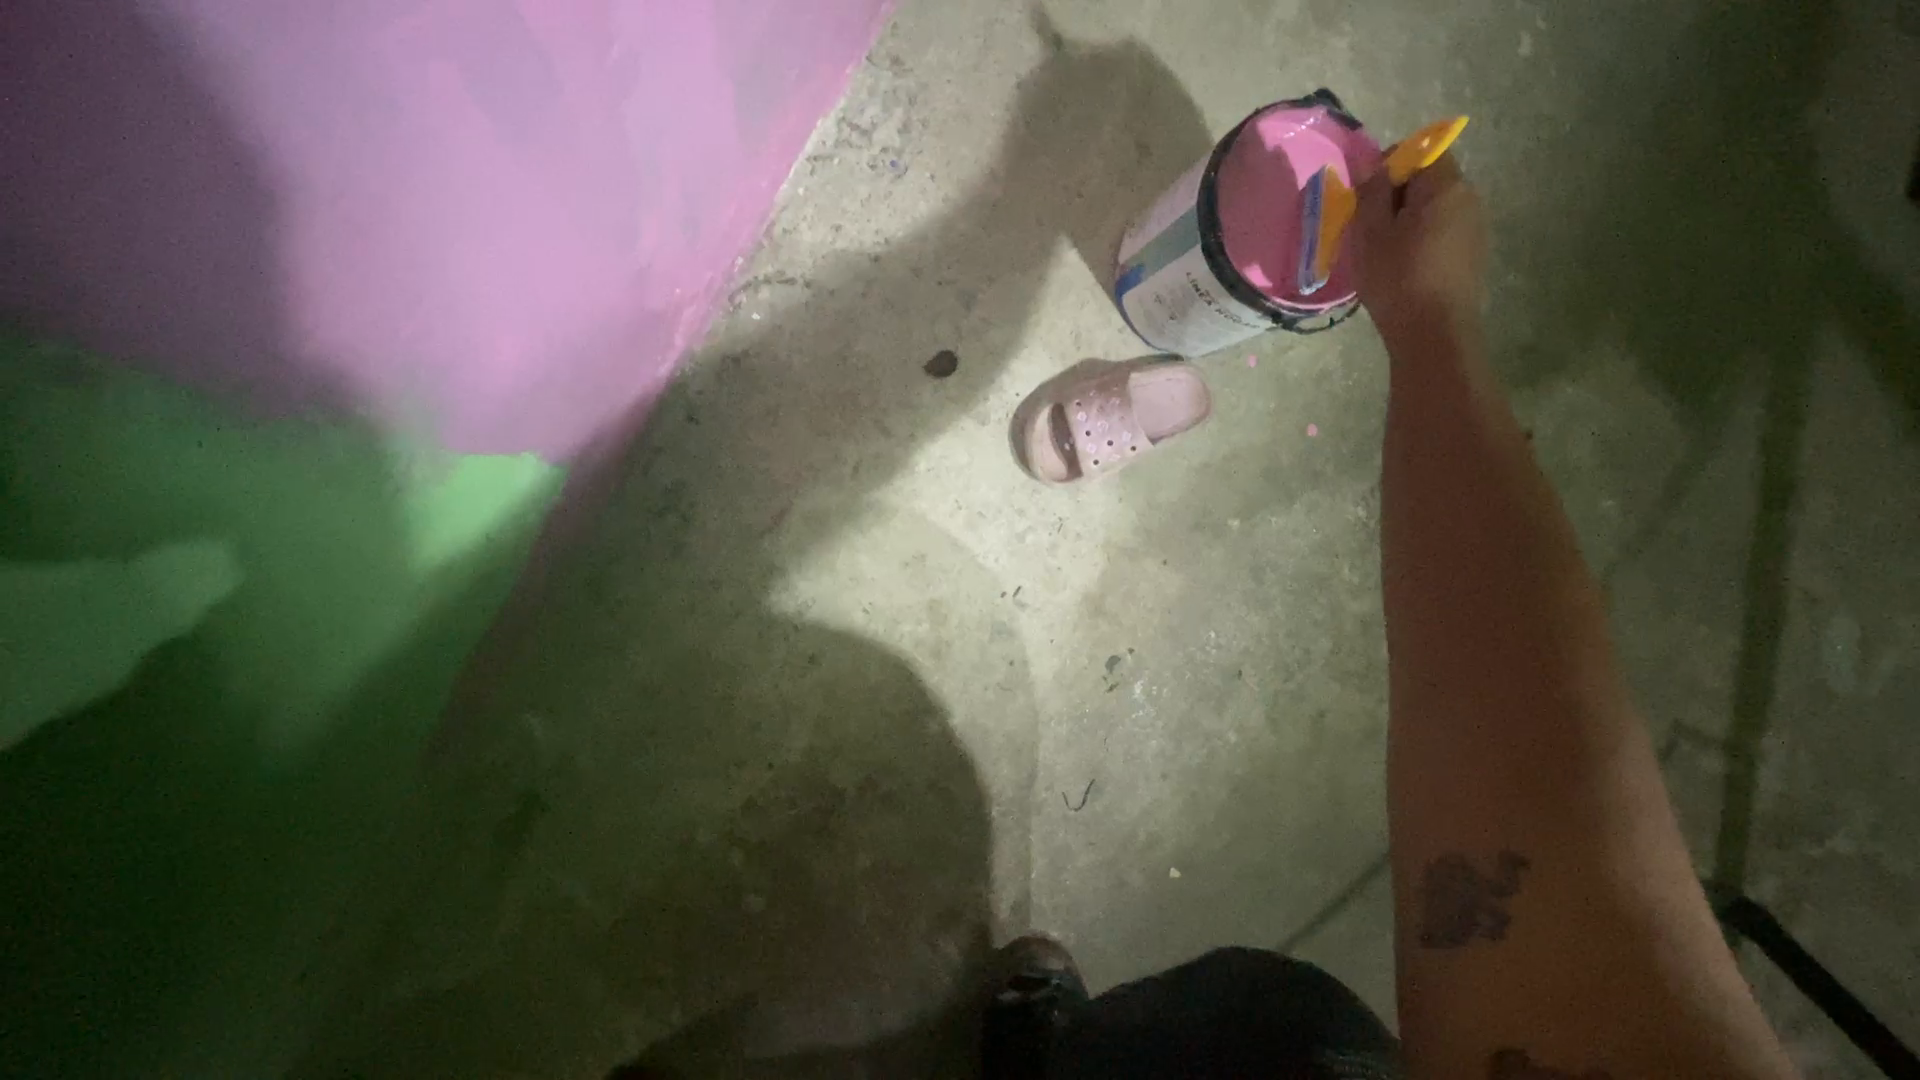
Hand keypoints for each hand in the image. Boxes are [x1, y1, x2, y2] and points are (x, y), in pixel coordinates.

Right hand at [1351, 152, 1486, 342]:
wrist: (1434, 332)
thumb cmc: (1397, 279)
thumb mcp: (1371, 234)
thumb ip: (1372, 193)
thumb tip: (1375, 167)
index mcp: (1445, 186)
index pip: (1421, 152)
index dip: (1390, 166)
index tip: (1366, 197)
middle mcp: (1469, 197)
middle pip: (1430, 180)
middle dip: (1398, 196)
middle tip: (1370, 228)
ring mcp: (1476, 227)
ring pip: (1435, 209)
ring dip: (1409, 221)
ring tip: (1385, 252)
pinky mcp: (1473, 253)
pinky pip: (1443, 232)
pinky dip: (1422, 240)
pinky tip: (1405, 269)